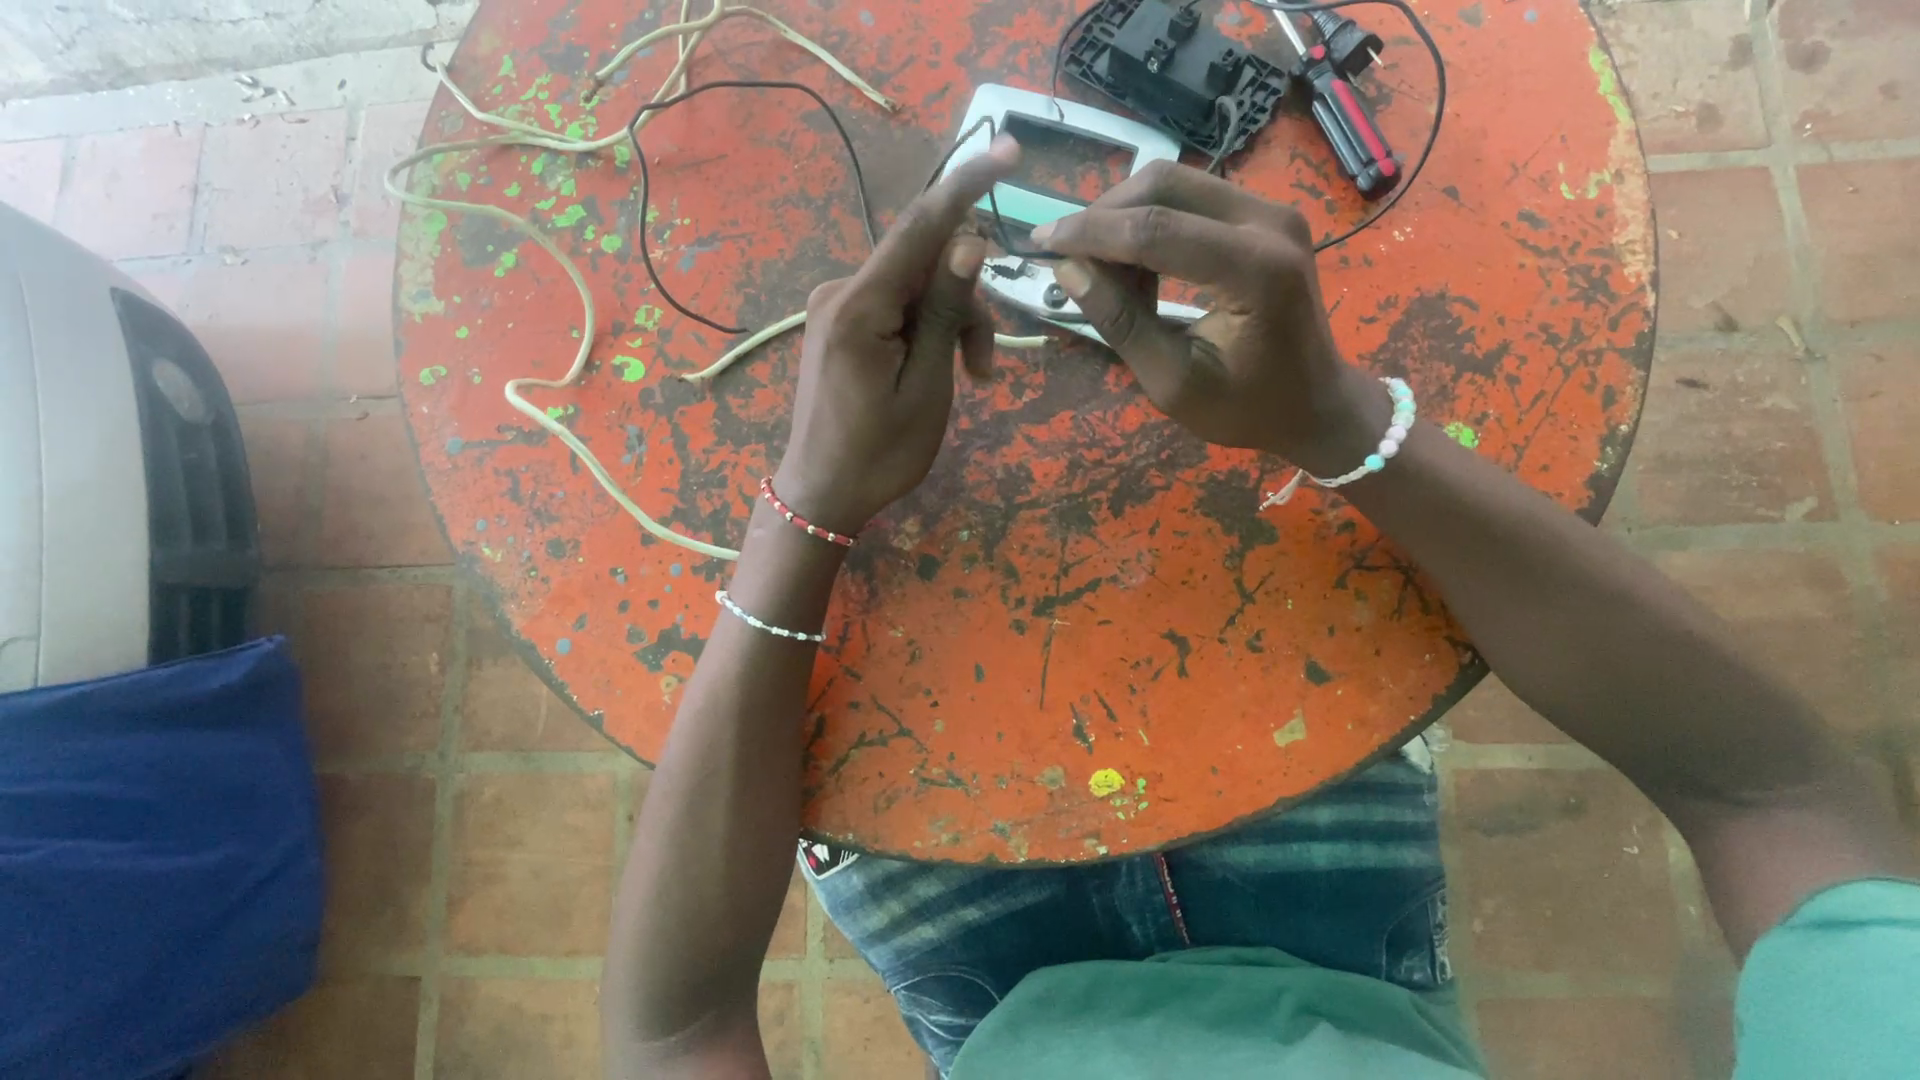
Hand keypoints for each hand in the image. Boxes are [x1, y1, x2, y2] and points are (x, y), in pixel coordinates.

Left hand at [771, 136, 1020, 534]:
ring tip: (968, 380)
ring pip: (914, 290)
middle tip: (985, 368)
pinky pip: (894, 308)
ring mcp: (834, 307)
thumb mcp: (927, 387)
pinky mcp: (837, 324)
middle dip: (965, 304)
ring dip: (948, 325)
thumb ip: (946, 313)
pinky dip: (924, 331)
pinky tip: (936, 370)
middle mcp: (840, 292)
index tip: (1009, 150)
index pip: (921, 226)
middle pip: (924, 265)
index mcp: (859, 305)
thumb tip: (968, 242)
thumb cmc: (880, 454)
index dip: (967, 186)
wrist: (820, 495)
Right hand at [1032, 162, 1386, 475]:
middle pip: (1164, 184)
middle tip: (1065, 255)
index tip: (1040, 242)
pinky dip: (1152, 221)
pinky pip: (1194, 197)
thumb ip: (1120, 323)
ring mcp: (1272, 211)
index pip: (1154, 229)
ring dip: (1125, 217)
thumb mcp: (1172, 383)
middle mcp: (1269, 222)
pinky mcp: (1266, 214)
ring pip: (1176, 182)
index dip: (1089, 233)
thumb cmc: (1247, 408)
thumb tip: (1067, 270)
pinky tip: (1136, 266)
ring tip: (1100, 270)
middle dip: (1103, 215)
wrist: (1316, 405)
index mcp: (1254, 270)